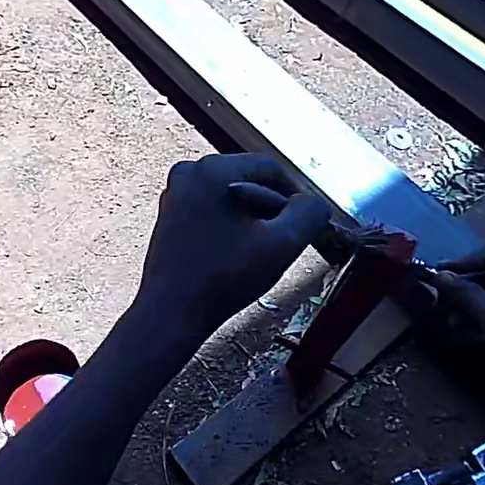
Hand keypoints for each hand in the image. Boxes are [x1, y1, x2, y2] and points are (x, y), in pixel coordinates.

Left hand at [130, 154, 329, 347]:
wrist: (172, 315)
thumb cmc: (219, 281)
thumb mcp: (282, 245)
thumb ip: (309, 215)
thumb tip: (314, 205)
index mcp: (211, 170)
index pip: (270, 169)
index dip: (295, 196)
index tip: (306, 221)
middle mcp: (187, 175)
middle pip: (249, 182)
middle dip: (271, 211)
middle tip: (283, 242)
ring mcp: (175, 197)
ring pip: (231, 201)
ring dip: (251, 224)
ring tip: (257, 255)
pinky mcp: (170, 220)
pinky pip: (212, 214)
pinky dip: (230, 231)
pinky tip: (235, 259)